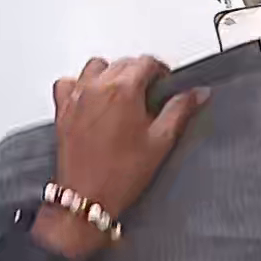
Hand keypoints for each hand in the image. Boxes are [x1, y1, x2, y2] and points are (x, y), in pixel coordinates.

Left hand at [36, 56, 208, 260]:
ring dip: (111, 73)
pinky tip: (91, 97)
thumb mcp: (160, 141)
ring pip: (96, 67)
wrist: (88, 198)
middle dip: (139, 73)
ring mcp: (77, 97)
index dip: (161, 70)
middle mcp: (97, 88)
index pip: (146, 62)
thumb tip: (197, 93)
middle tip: (149, 93)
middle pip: (123, 62)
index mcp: (124, 90)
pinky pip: (68, 82)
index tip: (165, 82)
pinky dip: (80, 84)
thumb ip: (180, 111)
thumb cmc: (120, 174)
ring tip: (122, 93)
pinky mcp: (63, 110)